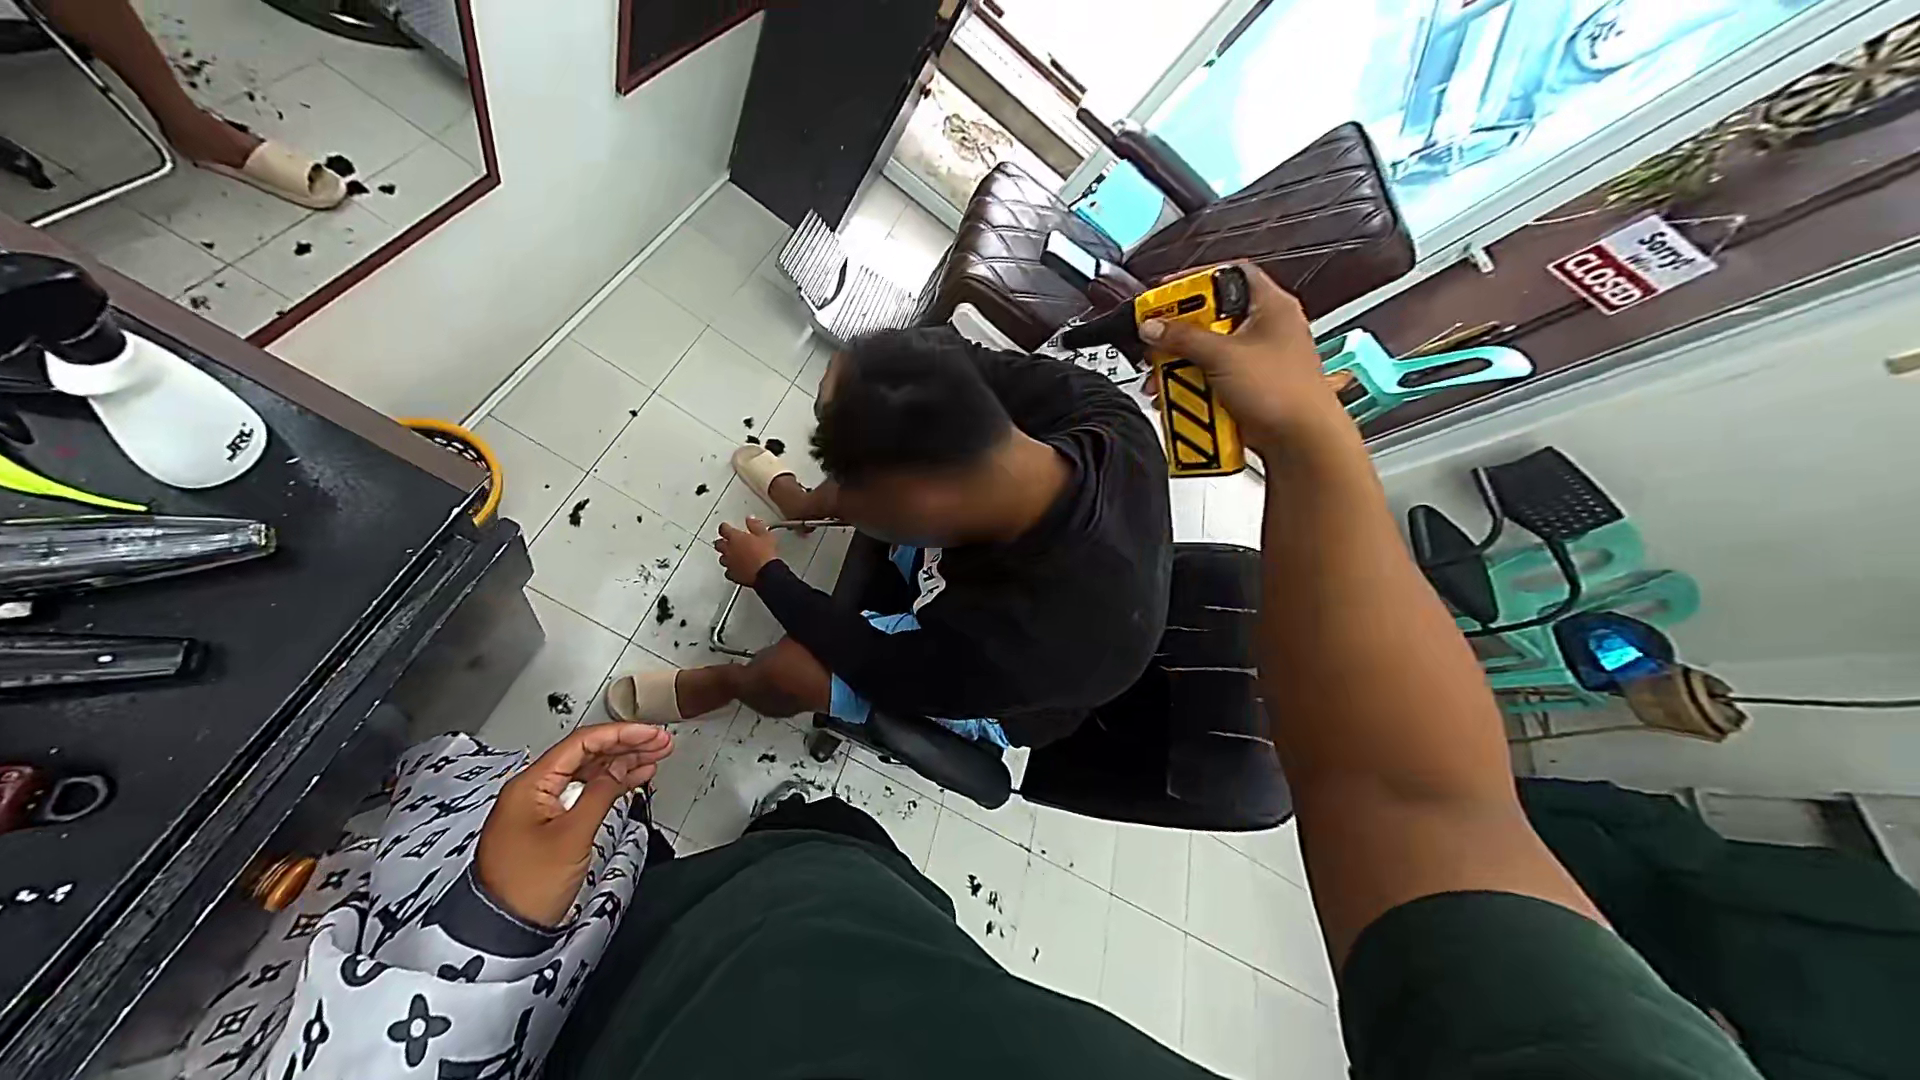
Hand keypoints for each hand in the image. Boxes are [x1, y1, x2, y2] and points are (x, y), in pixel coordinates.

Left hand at [475, 722, 672, 926]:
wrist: (503, 931)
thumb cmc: (526, 887)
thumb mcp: (573, 834)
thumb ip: (601, 792)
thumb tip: (621, 767)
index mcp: (530, 785)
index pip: (582, 743)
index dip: (621, 734)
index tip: (651, 734)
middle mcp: (534, 790)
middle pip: (587, 753)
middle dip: (627, 745)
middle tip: (660, 742)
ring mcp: (542, 806)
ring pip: (590, 770)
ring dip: (624, 761)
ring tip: (656, 755)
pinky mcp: (551, 822)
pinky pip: (586, 789)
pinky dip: (614, 781)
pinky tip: (636, 777)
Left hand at [715, 517, 778, 585]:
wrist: (766, 572)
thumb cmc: (765, 554)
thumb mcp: (765, 534)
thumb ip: (755, 525)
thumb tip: (750, 519)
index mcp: (735, 538)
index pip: (724, 529)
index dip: (724, 527)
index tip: (725, 526)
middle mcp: (729, 550)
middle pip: (719, 544)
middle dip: (721, 541)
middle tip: (725, 540)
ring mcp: (730, 563)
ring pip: (722, 558)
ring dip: (725, 555)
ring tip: (730, 555)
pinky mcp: (733, 575)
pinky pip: (728, 571)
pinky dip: (731, 569)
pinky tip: (735, 569)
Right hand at [1140, 263, 1345, 450]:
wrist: (1300, 440)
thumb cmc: (1285, 393)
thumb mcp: (1223, 355)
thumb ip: (1183, 338)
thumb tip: (1154, 326)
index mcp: (1269, 306)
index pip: (1227, 274)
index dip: (1194, 279)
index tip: (1165, 294)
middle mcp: (1264, 328)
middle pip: (1210, 316)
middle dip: (1179, 332)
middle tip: (1158, 341)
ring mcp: (1255, 358)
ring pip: (1207, 350)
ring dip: (1180, 362)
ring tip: (1164, 374)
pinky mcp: (1246, 385)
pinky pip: (1210, 376)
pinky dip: (1191, 384)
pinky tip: (1177, 394)